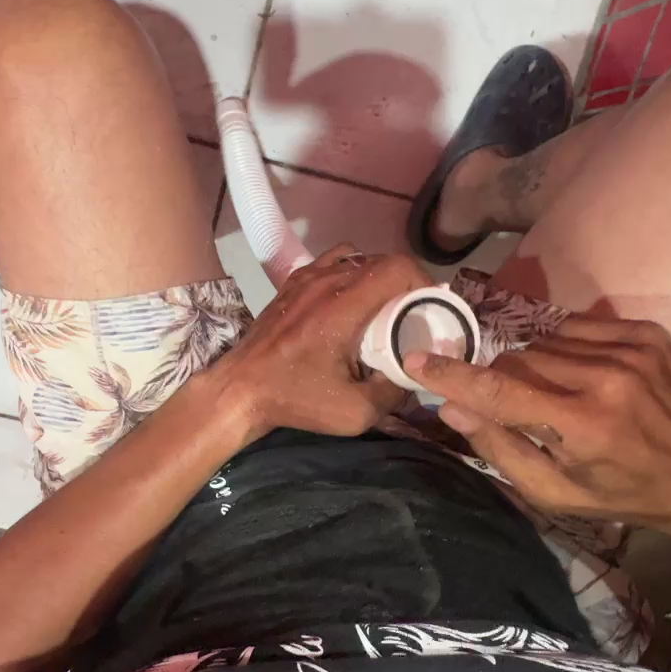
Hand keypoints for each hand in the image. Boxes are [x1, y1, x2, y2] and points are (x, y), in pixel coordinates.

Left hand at [210, 245, 431, 439]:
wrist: (241, 388)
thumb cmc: (296, 399)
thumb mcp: (355, 413)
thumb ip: (394, 393)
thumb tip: (413, 375)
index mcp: (344, 306)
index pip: (398, 268)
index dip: (423, 282)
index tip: (430, 307)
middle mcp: (326, 281)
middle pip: (382, 261)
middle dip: (405, 284)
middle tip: (412, 314)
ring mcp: (306, 277)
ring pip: (359, 258)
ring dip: (378, 277)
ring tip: (383, 308)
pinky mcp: (292, 282)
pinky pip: (334, 262)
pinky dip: (352, 274)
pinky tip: (352, 303)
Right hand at [405, 315, 670, 549]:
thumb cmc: (625, 495)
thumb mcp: (556, 494)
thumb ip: (500, 449)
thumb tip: (451, 409)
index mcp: (584, 425)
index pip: (499, 391)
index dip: (452, 376)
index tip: (415, 360)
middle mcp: (606, 378)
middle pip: (516, 361)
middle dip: (499, 381)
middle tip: (511, 407)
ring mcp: (631, 348)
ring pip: (542, 342)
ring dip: (531, 365)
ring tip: (554, 395)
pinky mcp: (646, 331)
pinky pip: (574, 327)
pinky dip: (562, 348)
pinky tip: (580, 375)